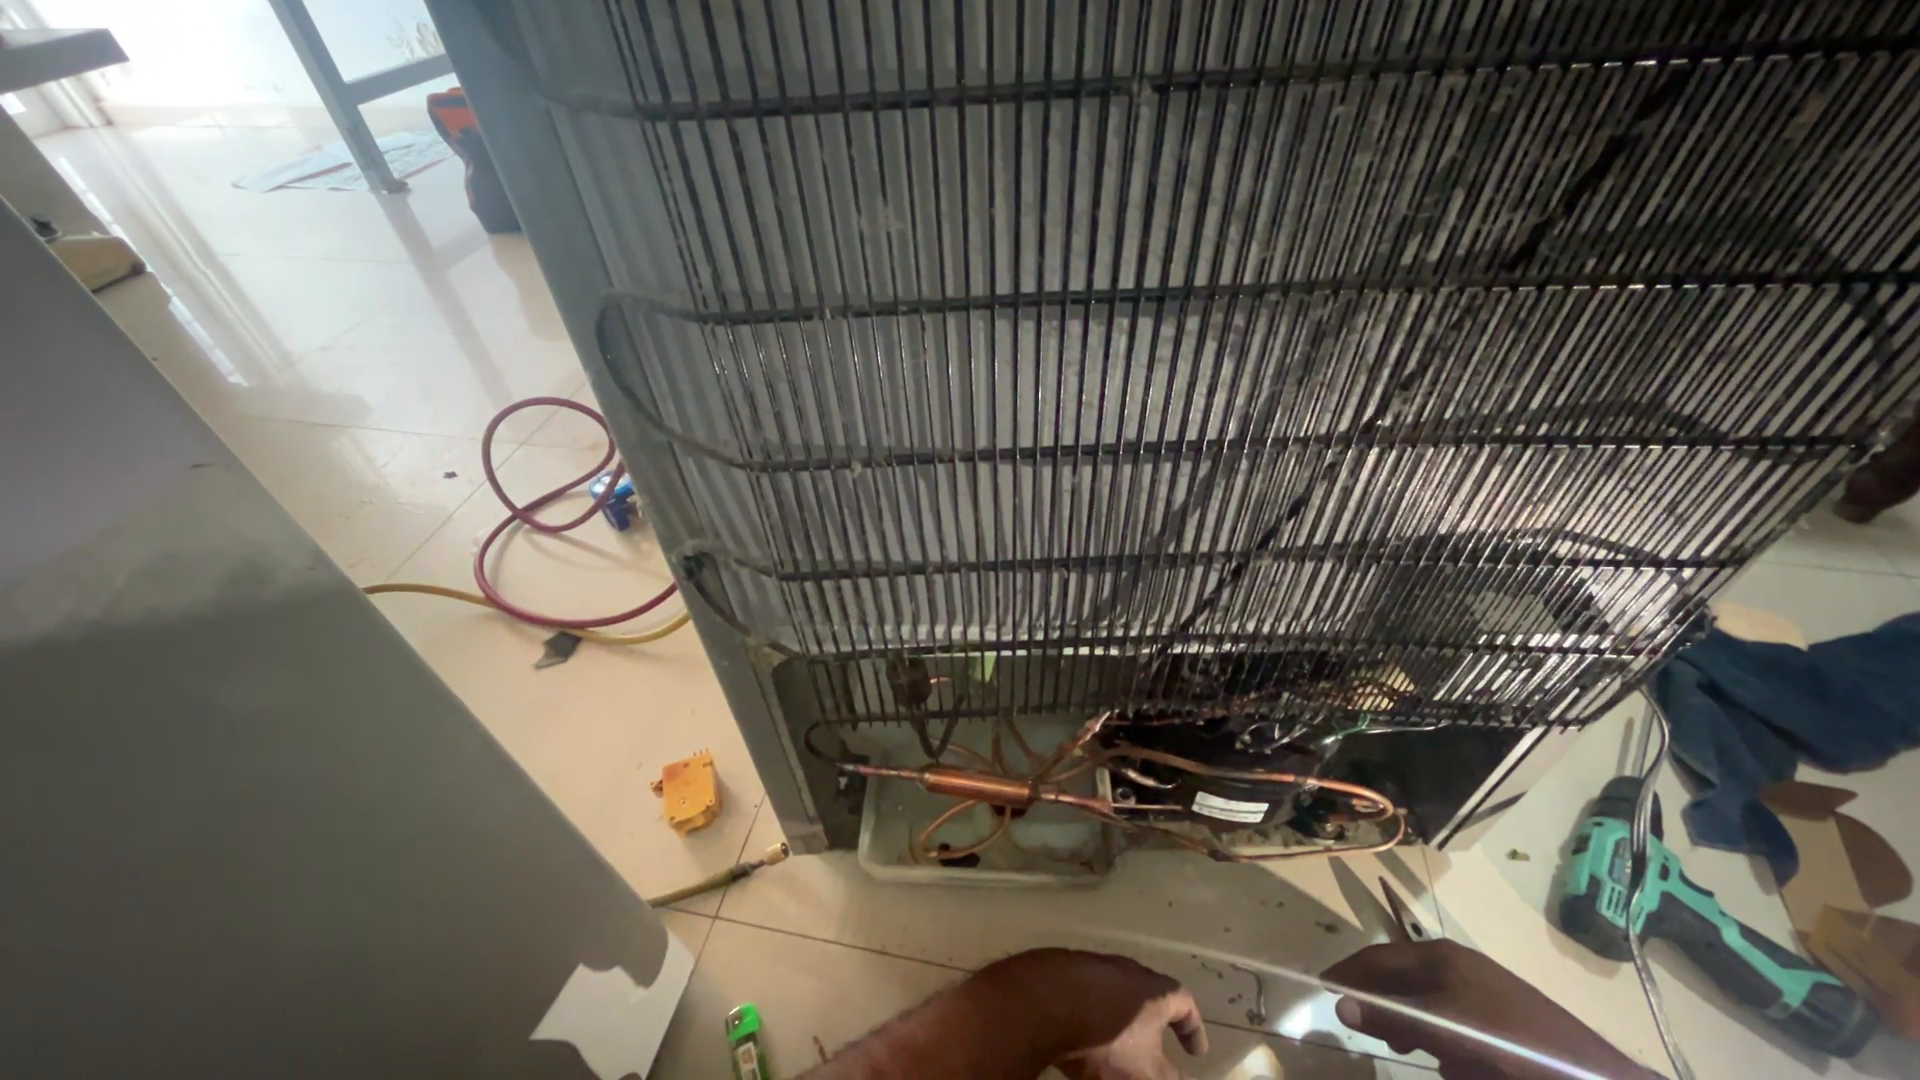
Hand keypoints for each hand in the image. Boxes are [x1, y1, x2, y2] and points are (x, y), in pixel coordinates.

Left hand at [970, 949, 1207, 1079]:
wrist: (1043, 1001)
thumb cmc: (1106, 1038)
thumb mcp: (1144, 1074)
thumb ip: (1167, 1079)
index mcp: (1153, 990)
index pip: (1184, 1002)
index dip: (1192, 1028)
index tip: (1195, 1051)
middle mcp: (1125, 969)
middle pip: (1147, 992)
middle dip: (1153, 1021)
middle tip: (1156, 1045)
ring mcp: (1090, 966)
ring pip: (1113, 992)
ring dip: (1119, 1017)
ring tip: (1116, 1044)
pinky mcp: (1060, 971)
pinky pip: (1083, 994)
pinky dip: (1089, 1014)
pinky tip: (1078, 1033)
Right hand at [1323, 940, 1652, 1079]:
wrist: (1596, 1077)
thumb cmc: (1514, 1046)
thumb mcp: (1447, 1032)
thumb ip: (1393, 1018)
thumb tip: (1339, 1004)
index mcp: (1440, 957)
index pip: (1377, 957)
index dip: (1347, 973)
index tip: (1320, 988)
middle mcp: (1458, 964)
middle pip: (1400, 974)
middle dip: (1378, 998)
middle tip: (1355, 1021)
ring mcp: (1483, 988)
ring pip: (1427, 998)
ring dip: (1407, 1019)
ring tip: (1399, 1044)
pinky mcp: (1504, 1016)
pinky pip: (1454, 1017)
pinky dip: (1438, 1032)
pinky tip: (1447, 1060)